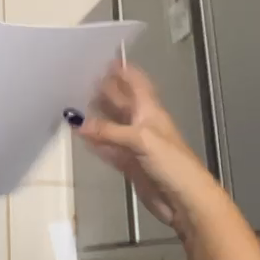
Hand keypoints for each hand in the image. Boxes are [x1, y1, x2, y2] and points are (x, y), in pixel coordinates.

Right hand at [70, 63, 219, 237]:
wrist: (184, 201)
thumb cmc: (173, 164)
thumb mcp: (141, 140)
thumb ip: (108, 131)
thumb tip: (77, 123)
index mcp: (150, 111)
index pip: (136, 84)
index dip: (124, 71)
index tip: (106, 58)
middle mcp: (142, 124)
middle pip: (121, 102)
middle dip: (105, 90)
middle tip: (81, 78)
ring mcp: (135, 145)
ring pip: (112, 125)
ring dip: (96, 115)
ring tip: (75, 102)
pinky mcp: (129, 164)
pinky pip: (108, 147)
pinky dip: (95, 141)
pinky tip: (81, 135)